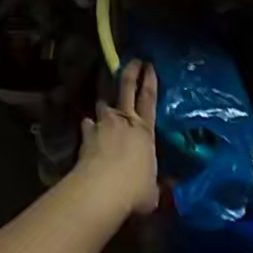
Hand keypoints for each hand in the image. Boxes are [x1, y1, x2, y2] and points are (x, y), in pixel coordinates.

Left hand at [73, 60, 159, 216]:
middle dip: (130, 73)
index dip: (149, 80)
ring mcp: (102, 124)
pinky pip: (88, 125)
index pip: (148, 99)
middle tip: (133, 61)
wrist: (101, 188)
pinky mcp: (86, 133)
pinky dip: (90, 127)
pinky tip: (89, 132)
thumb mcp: (154, 191)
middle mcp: (123, 121)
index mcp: (144, 131)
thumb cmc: (134, 190)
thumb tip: (166, 189)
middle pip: (126, 89)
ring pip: (103, 105)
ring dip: (105, 105)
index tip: (149, 65)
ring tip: (106, 107)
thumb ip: (157, 185)